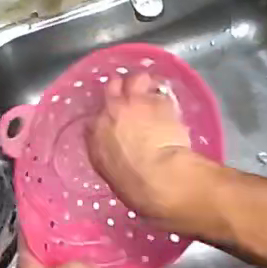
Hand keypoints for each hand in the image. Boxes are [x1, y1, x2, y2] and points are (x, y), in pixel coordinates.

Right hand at [88, 73, 198, 222]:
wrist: (160, 178)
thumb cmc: (136, 188)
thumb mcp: (112, 176)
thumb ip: (110, 157)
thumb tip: (119, 156)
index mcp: (96, 135)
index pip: (95, 118)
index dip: (107, 117)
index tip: (115, 121)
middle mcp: (111, 112)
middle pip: (112, 88)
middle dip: (122, 90)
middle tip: (132, 97)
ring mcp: (136, 103)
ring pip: (136, 79)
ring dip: (143, 84)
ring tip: (152, 91)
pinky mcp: (161, 102)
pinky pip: (162, 92)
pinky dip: (165, 97)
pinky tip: (171, 104)